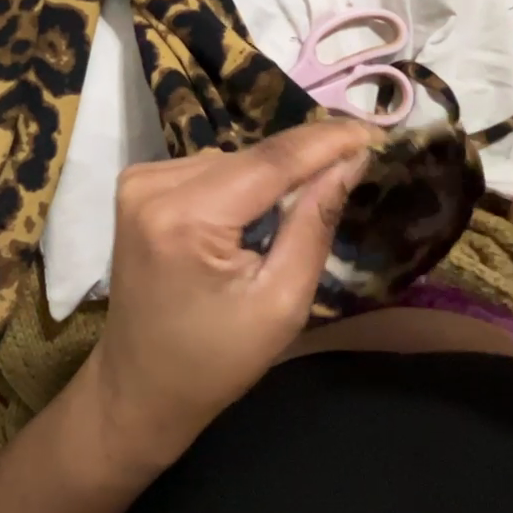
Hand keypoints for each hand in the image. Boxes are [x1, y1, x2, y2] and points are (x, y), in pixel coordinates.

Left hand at [87, 119, 380, 466]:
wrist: (139, 383)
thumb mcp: (281, 303)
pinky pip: (206, 169)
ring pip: (230, 159)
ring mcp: (138, 180)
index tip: (375, 129)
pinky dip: (236, 184)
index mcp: (186, 217)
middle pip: (249, 158)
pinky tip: (246, 218)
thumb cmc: (215, 360)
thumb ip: (313, 224)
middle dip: (303, 161)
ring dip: (267, 176)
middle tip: (356, 162)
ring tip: (292, 210)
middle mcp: (153, 184)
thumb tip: (350, 160)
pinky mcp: (136, 184)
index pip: (270, 160)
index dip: (325, 140)